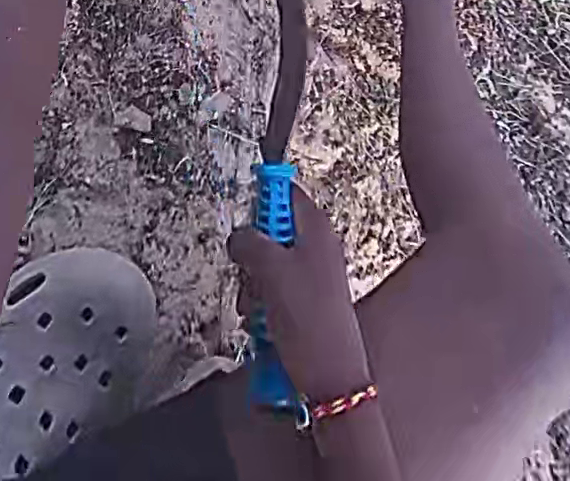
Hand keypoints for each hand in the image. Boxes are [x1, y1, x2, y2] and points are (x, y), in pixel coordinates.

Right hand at [227, 187, 371, 401]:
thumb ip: (249, 242)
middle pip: (272, 228)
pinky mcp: (305, 300)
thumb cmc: (309, 319)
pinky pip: (274, 287)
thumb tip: (238, 236)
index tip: (245, 210)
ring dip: (253, 280)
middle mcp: (316, 246)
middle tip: (249, 267)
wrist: (330, 379)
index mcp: (315, 228)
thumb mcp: (270, 269)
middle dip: (252, 249)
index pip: (286, 190)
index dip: (263, 195)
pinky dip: (262, 300)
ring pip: (268, 261)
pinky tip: (261, 319)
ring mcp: (312, 274)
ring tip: (255, 302)